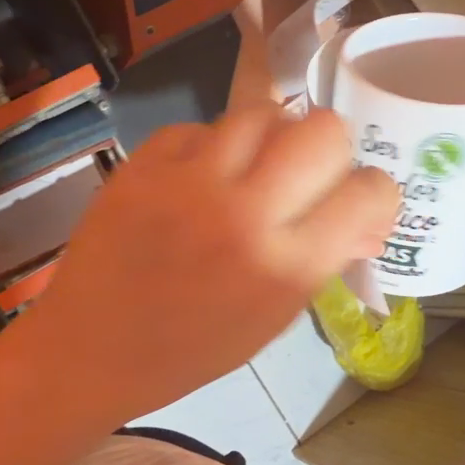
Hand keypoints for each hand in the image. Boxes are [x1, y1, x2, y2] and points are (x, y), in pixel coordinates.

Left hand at [21, 107, 398, 422]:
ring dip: (270, 139)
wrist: (92, 351)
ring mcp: (191, 182)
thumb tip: (363, 222)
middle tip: (305, 177)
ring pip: (263, 113)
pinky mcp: (145, 164)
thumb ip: (320, 264)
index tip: (354, 205)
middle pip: (323, 130)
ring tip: (253, 169)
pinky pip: (201, 127)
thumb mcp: (270, 321)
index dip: (372, 194)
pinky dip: (210, 148)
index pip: (369, 191)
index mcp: (287, 268)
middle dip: (328, 152)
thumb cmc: (190, 350)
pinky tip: (199, 178)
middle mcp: (247, 214)